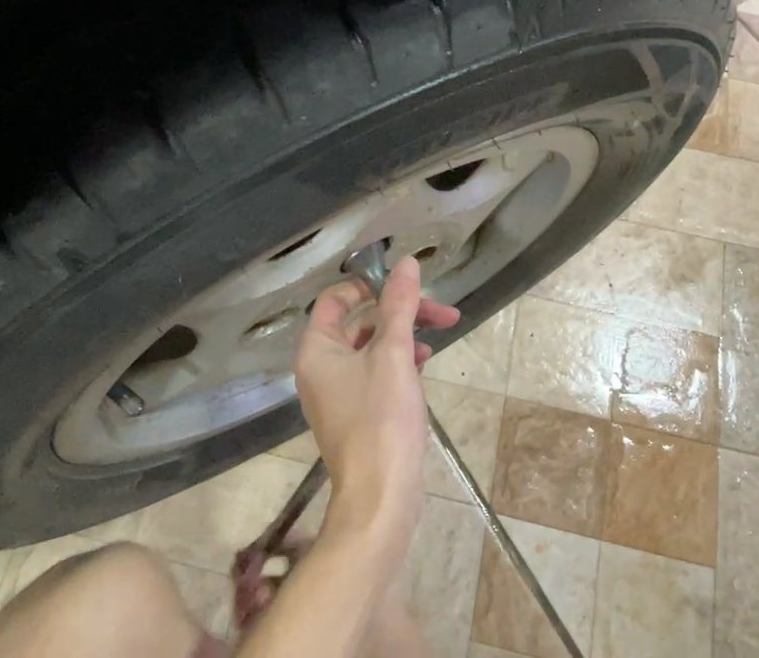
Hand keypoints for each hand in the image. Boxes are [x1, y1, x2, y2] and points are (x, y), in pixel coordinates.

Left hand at [293, 257, 459, 542]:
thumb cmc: (381, 419)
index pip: (336, 299)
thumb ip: (399, 306)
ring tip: (440, 334)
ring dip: (404, 335)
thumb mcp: (393, 354)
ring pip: (370, 347)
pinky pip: (375, 373)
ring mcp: (337, 393)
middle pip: (358, 321)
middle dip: (399, 311)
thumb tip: (406, 263)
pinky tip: (426, 363)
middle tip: (442, 311)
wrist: (381, 495)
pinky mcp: (357, 414)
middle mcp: (320, 368)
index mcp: (316, 350)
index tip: (407, 286)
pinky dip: (400, 362)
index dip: (370, 286)